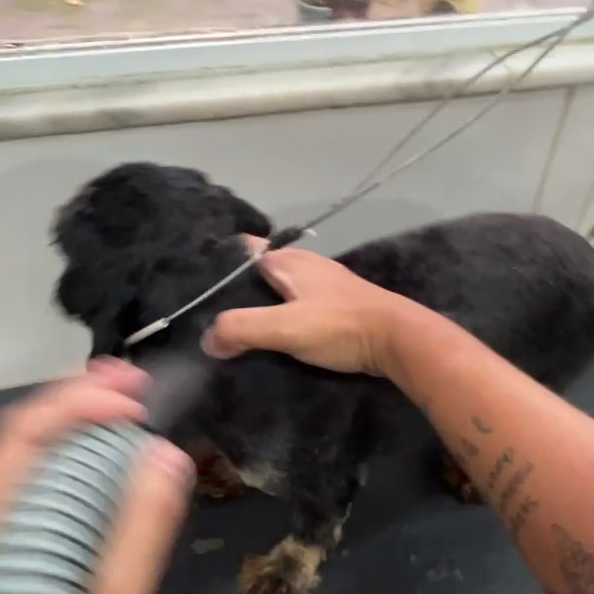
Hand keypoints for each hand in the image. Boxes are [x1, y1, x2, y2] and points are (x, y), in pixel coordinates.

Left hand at [0, 359, 193, 593]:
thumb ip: (139, 532)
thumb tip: (167, 454)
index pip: (25, 433)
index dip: (81, 403)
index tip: (138, 402)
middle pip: (26, 429)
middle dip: (82, 397)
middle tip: (141, 384)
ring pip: (34, 445)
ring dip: (82, 415)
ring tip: (133, 400)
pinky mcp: (12, 533)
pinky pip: (42, 470)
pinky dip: (79, 444)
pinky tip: (114, 442)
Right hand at [201, 245, 417, 375]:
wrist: (399, 340)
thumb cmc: (340, 326)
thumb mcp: (284, 327)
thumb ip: (241, 329)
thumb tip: (208, 341)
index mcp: (288, 260)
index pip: (242, 252)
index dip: (218, 267)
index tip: (194, 289)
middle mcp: (305, 265)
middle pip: (258, 274)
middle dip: (237, 293)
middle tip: (209, 319)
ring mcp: (324, 285)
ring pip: (279, 292)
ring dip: (261, 308)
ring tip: (235, 334)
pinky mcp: (337, 308)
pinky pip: (298, 308)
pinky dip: (283, 319)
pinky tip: (274, 340)